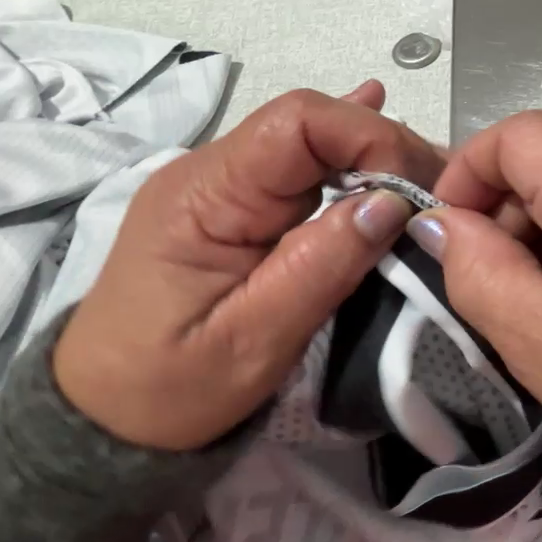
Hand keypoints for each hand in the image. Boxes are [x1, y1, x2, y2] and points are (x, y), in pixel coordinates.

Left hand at [55, 82, 444, 450]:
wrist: (103, 420)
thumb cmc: (171, 389)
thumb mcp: (252, 342)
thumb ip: (319, 265)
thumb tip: (392, 202)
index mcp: (206, 195)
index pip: (300, 121)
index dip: (370, 138)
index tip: (415, 194)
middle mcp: (214, 173)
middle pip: (317, 123)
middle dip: (388, 150)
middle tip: (439, 204)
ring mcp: (228, 186)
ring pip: (321, 141)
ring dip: (383, 161)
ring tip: (430, 198)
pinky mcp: (245, 205)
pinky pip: (307, 163)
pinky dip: (356, 155)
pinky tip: (390, 150)